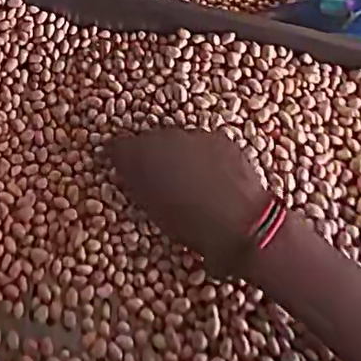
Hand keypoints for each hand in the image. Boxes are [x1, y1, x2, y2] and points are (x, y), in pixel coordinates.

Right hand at [105, 128, 269, 273]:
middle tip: (155, 178)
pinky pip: (202, 144)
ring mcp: (194, 136)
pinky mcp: (220, 139)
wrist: (242, 224)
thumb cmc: (190, 225)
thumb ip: (136, 184)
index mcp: (141, 154)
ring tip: (185, 179)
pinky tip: (209, 176)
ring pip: (176, 140)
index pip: (118, 147)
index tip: (119, 166)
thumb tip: (126, 171)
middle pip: (147, 141)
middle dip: (149, 155)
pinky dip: (201, 155)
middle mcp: (165, 137)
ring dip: (176, 154)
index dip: (118, 157)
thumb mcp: (152, 209)